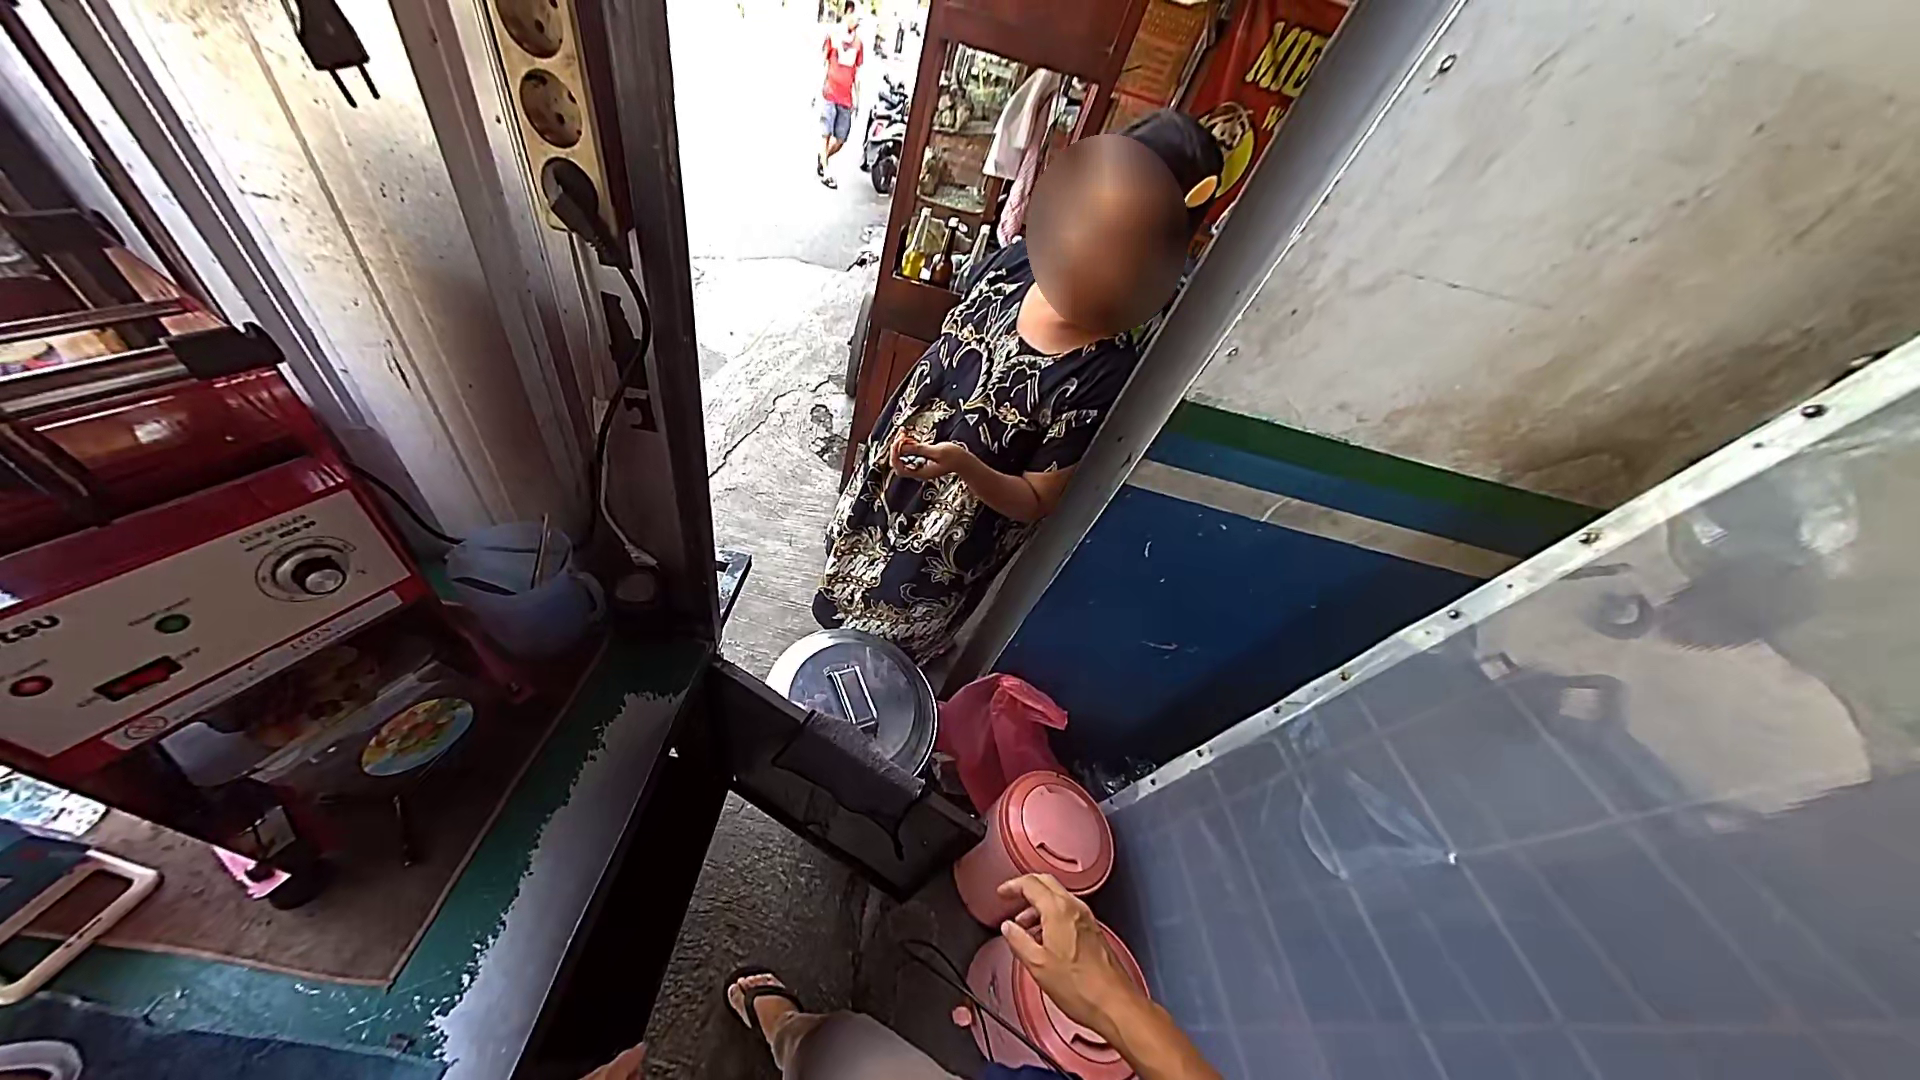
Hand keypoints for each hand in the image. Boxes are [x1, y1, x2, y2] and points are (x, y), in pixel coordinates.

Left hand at [890, 436, 970, 480]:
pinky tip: (909, 436)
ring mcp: (920, 466)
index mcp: (921, 472)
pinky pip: (909, 453)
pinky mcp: (922, 460)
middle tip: (901, 434)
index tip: (899, 442)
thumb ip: (919, 449)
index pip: (899, 467)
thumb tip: (903, 447)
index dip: (895, 455)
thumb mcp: (937, 452)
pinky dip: (907, 445)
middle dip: (897, 448)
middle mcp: (918, 471)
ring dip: (901, 445)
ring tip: (904, 433)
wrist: (965, 462)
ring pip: (903, 457)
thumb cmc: (954, 458)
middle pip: (898, 462)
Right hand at [998, 874, 1142, 1035]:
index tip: (1003, 892)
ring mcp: (1086, 917)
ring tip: (1025, 927)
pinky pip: (1068, 911)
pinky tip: (1045, 938)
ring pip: (1057, 897)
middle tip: (1012, 899)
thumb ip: (1018, 941)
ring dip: (1039, 905)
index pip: (1030, 883)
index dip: (1012, 885)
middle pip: (1045, 882)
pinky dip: (1052, 915)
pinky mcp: (1093, 930)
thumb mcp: (1037, 965)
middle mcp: (1074, 907)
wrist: (1114, 1003)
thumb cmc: (1081, 987)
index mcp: (1058, 909)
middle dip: (1026, 888)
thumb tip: (1008, 928)